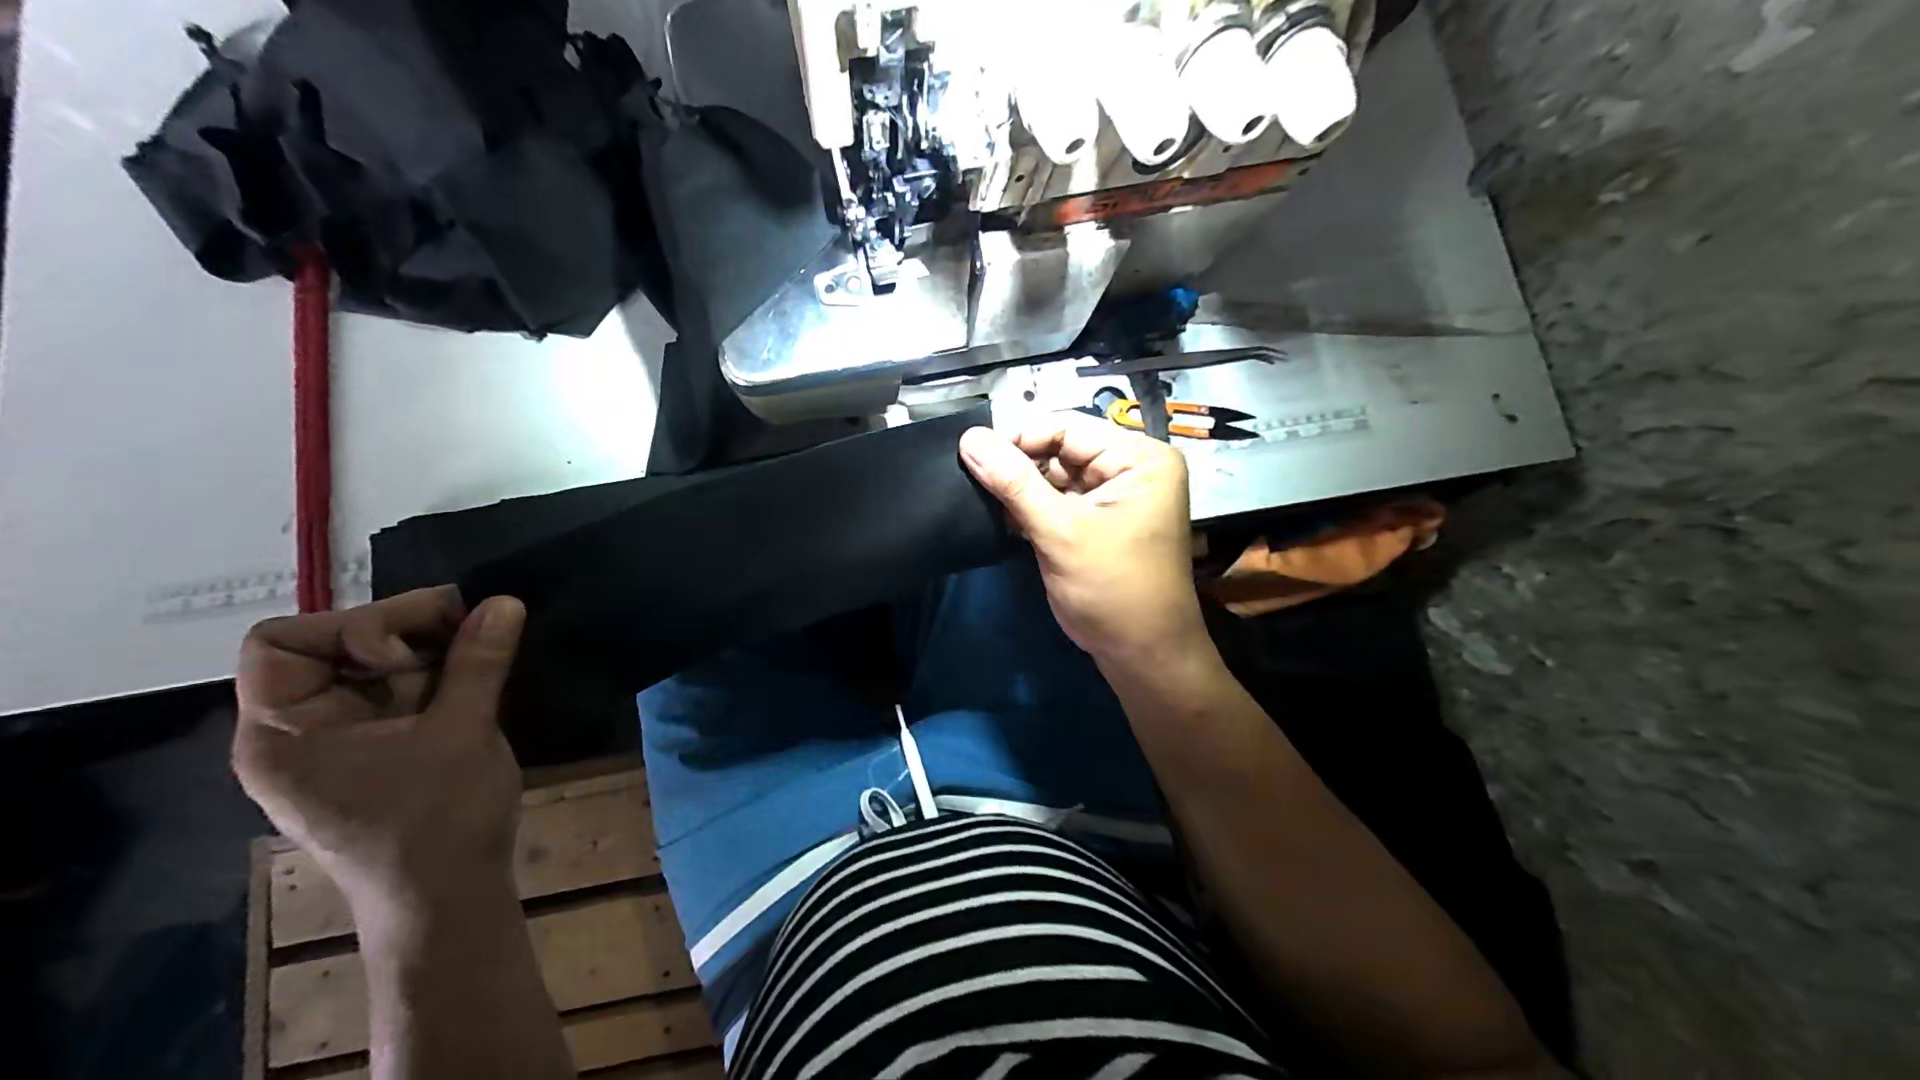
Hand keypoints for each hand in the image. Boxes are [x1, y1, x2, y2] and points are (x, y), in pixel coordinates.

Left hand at [232, 587, 526, 907]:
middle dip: (403, 630)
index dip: (350, 627)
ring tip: (481, 652)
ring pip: (374, 665)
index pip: (281, 642)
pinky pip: (398, 691)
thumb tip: (505, 600)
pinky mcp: (379, 747)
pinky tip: (476, 676)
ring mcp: (341, 740)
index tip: (413, 650)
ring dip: (429, 649)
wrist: (449, 900)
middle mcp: (300, 729)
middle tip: (469, 628)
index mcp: (284, 731)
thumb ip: (479, 662)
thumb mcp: (463, 732)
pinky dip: (437, 673)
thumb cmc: (439, 821)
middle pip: (333, 646)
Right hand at [959, 413, 1207, 664]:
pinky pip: (1057, 499)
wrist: (1142, 655)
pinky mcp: (1097, 521)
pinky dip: (1030, 506)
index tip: (970, 451)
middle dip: (1017, 462)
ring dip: (1019, 486)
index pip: (1067, 427)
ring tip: (978, 492)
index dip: (1018, 436)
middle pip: (1060, 448)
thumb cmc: (1112, 590)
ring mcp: (1114, 496)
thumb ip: (1013, 482)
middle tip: (969, 473)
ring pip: (1054, 475)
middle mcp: (1130, 468)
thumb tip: (969, 438)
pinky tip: (998, 512)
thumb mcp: (1060, 531)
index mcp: (1139, 458)